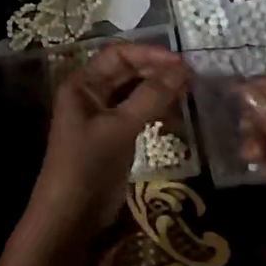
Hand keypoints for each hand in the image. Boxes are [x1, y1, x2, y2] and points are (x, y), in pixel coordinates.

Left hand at [26, 44, 189, 236]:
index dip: (149, 54)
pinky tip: (177, 115)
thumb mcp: (120, 127)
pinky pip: (137, 112)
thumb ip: (150, 96)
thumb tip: (183, 69)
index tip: (183, 62)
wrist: (71, 211)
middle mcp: (89, 93)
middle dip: (158, 71)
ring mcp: (101, 114)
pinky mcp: (113, 134)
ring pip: (134, 92)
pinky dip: (156, 110)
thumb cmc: (88, 163)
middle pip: (127, 71)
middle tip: (194, 78)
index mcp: (81, 84)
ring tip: (190, 94)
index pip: (117, 54)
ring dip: (160, 91)